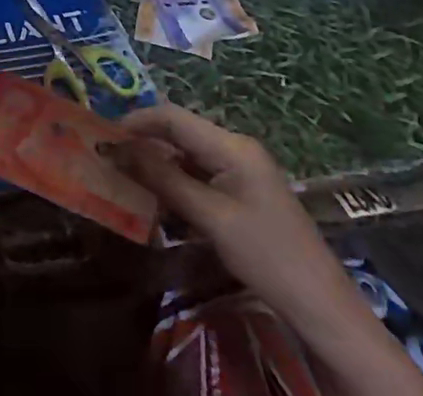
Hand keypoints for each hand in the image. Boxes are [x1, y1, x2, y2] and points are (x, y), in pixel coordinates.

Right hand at [114, 105, 422, 394]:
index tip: (101, 136)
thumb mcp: (208, 216)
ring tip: (122, 176)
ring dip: (155, 163)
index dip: (134, 122)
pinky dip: (173, 181)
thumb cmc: (265, 255)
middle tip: (107, 157)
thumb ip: (162, 178)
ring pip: (185, 154)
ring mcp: (240, 169)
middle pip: (178, 132)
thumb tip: (117, 149)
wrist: (321, 305)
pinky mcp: (241, 191)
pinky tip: (154, 198)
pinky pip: (198, 174)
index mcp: (232, 146)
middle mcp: (235, 148)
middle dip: (141, 141)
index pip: (172, 117)